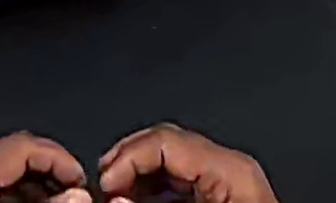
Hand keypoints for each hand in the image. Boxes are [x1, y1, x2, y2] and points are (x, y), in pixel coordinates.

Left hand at [0, 132, 91, 202]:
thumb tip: (78, 194)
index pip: (24, 146)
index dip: (60, 160)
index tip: (81, 179)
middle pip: (16, 152)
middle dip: (50, 170)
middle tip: (75, 190)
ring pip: (5, 165)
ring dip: (36, 181)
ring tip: (61, 198)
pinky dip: (16, 190)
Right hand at [98, 124, 276, 202]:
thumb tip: (117, 195)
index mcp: (233, 167)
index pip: (167, 139)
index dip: (128, 156)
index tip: (103, 182)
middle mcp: (233, 165)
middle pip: (169, 143)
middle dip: (130, 161)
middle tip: (101, 185)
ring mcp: (232, 179)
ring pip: (174, 162)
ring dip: (140, 175)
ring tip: (114, 193)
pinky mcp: (228, 194)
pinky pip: (185, 181)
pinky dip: (156, 188)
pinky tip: (137, 199)